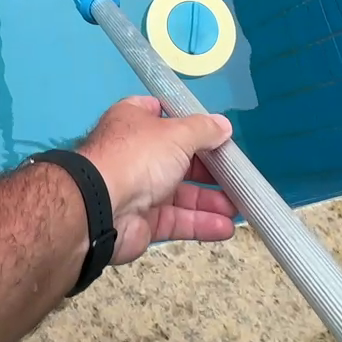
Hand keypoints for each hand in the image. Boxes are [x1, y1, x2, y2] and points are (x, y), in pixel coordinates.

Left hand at [74, 96, 236, 264]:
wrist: (102, 206)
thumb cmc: (139, 155)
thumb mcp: (176, 134)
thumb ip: (203, 130)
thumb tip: (223, 125)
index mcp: (136, 120)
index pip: (163, 114)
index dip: (189, 122)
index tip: (216, 132)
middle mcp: (137, 151)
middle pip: (179, 157)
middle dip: (208, 168)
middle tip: (236, 175)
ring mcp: (140, 187)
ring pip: (181, 192)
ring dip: (209, 199)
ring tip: (239, 206)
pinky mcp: (144, 220)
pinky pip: (177, 219)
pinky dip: (201, 223)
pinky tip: (225, 227)